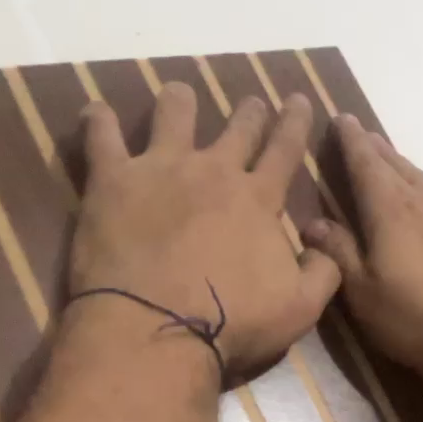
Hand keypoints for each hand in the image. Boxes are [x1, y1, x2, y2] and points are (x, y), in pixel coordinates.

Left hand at [68, 83, 339, 378]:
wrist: (157, 328)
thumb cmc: (233, 322)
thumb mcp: (301, 307)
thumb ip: (323, 271)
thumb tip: (325, 246)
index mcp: (258, 198)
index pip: (285, 149)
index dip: (295, 122)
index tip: (298, 99)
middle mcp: (213, 171)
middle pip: (237, 127)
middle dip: (250, 111)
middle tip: (252, 102)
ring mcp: (160, 170)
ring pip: (173, 116)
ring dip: (180, 102)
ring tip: (180, 94)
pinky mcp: (112, 182)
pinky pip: (103, 138)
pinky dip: (100, 121)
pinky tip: (97, 110)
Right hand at [302, 115, 422, 371]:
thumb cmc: (418, 317)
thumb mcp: (364, 293)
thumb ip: (339, 255)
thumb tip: (312, 222)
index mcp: (389, 214)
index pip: (365, 167)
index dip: (351, 142)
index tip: (340, 119)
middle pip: (396, 169)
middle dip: (376, 150)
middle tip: (361, 133)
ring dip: (409, 167)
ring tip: (394, 156)